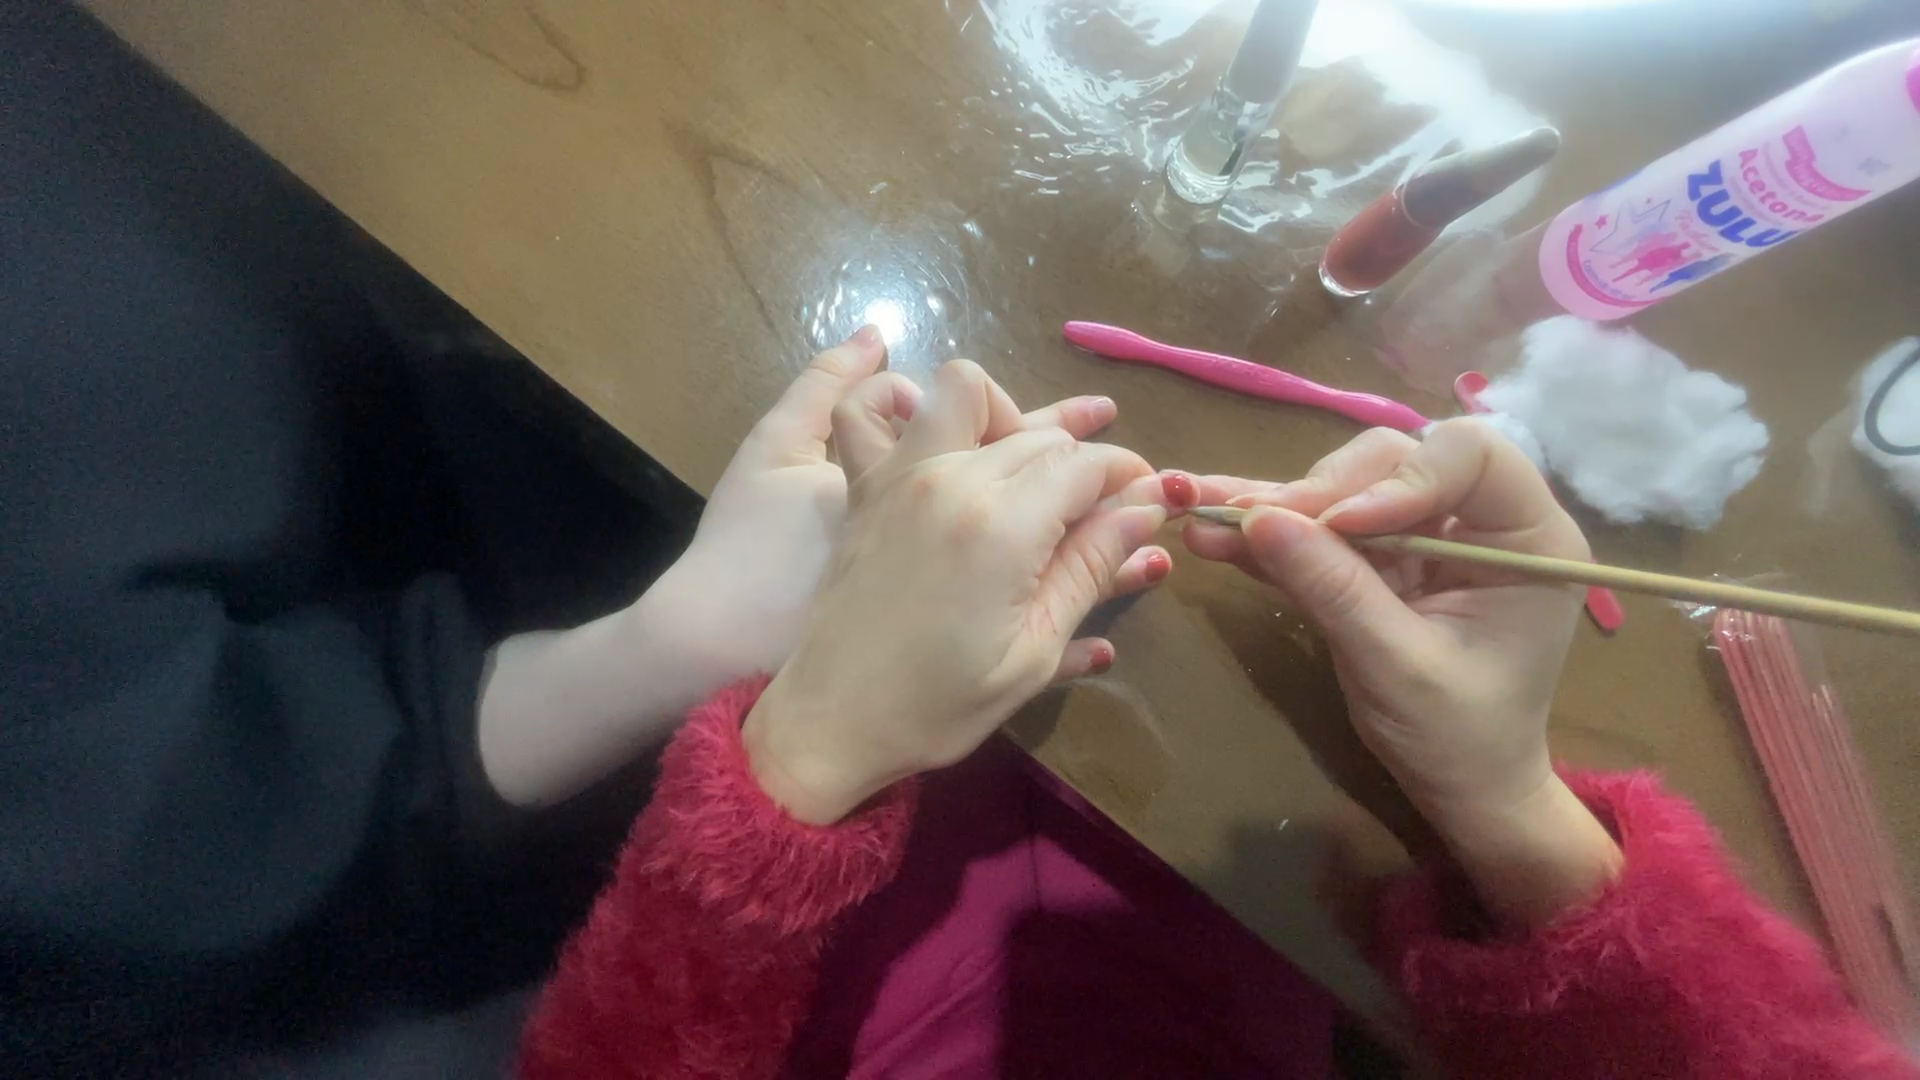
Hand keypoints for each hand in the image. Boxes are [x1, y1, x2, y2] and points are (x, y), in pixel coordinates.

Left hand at [649, 326, 1131, 689]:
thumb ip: (1091, 566)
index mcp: (1003, 526)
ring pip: (965, 393)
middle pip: (1037, 435)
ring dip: (1004, 416)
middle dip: (1080, 462)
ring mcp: (898, 473)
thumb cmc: (940, 704)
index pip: (1085, 466)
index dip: (1126, 476)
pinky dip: (894, 400)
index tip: (1147, 499)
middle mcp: (951, 478)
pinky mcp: (862, 484)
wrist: (834, 718)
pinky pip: (865, 409)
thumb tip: (1149, 505)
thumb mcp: (1034, 649)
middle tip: (1095, 510)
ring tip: (1019, 469)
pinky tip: (927, 432)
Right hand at [1184, 421, 1619, 924]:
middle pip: (1388, 461)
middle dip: (1319, 491)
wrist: (1456, 783)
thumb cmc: (1457, 735)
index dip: (1398, 479)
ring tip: (1206, 518)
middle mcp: (1469, 519)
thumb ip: (1332, 588)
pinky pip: (1314, 529)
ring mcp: (1414, 533)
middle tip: (1253, 524)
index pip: (1467, 456)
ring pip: (1340, 485)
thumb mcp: (1395, 665)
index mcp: (1521, 537)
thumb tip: (1255, 519)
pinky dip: (1265, 534)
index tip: (1341, 526)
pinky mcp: (1370, 556)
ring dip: (1274, 505)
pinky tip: (1210, 533)